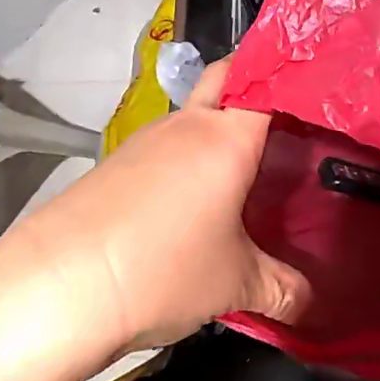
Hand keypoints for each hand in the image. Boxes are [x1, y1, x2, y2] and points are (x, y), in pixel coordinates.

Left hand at [7, 58, 310, 353]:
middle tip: (281, 119)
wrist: (64, 282)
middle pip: (223, 78)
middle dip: (249, 85)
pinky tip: (191, 196)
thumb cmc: (165, 268)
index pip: (265, 83)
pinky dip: (183, 157)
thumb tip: (308, 302)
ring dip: (214, 130)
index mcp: (227, 136)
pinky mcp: (117, 161)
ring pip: (192, 116)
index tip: (314, 94)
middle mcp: (187, 124)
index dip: (291, 80)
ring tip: (241, 167)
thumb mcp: (235, 284)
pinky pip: (164, 145)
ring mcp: (146, 138)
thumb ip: (280, 288)